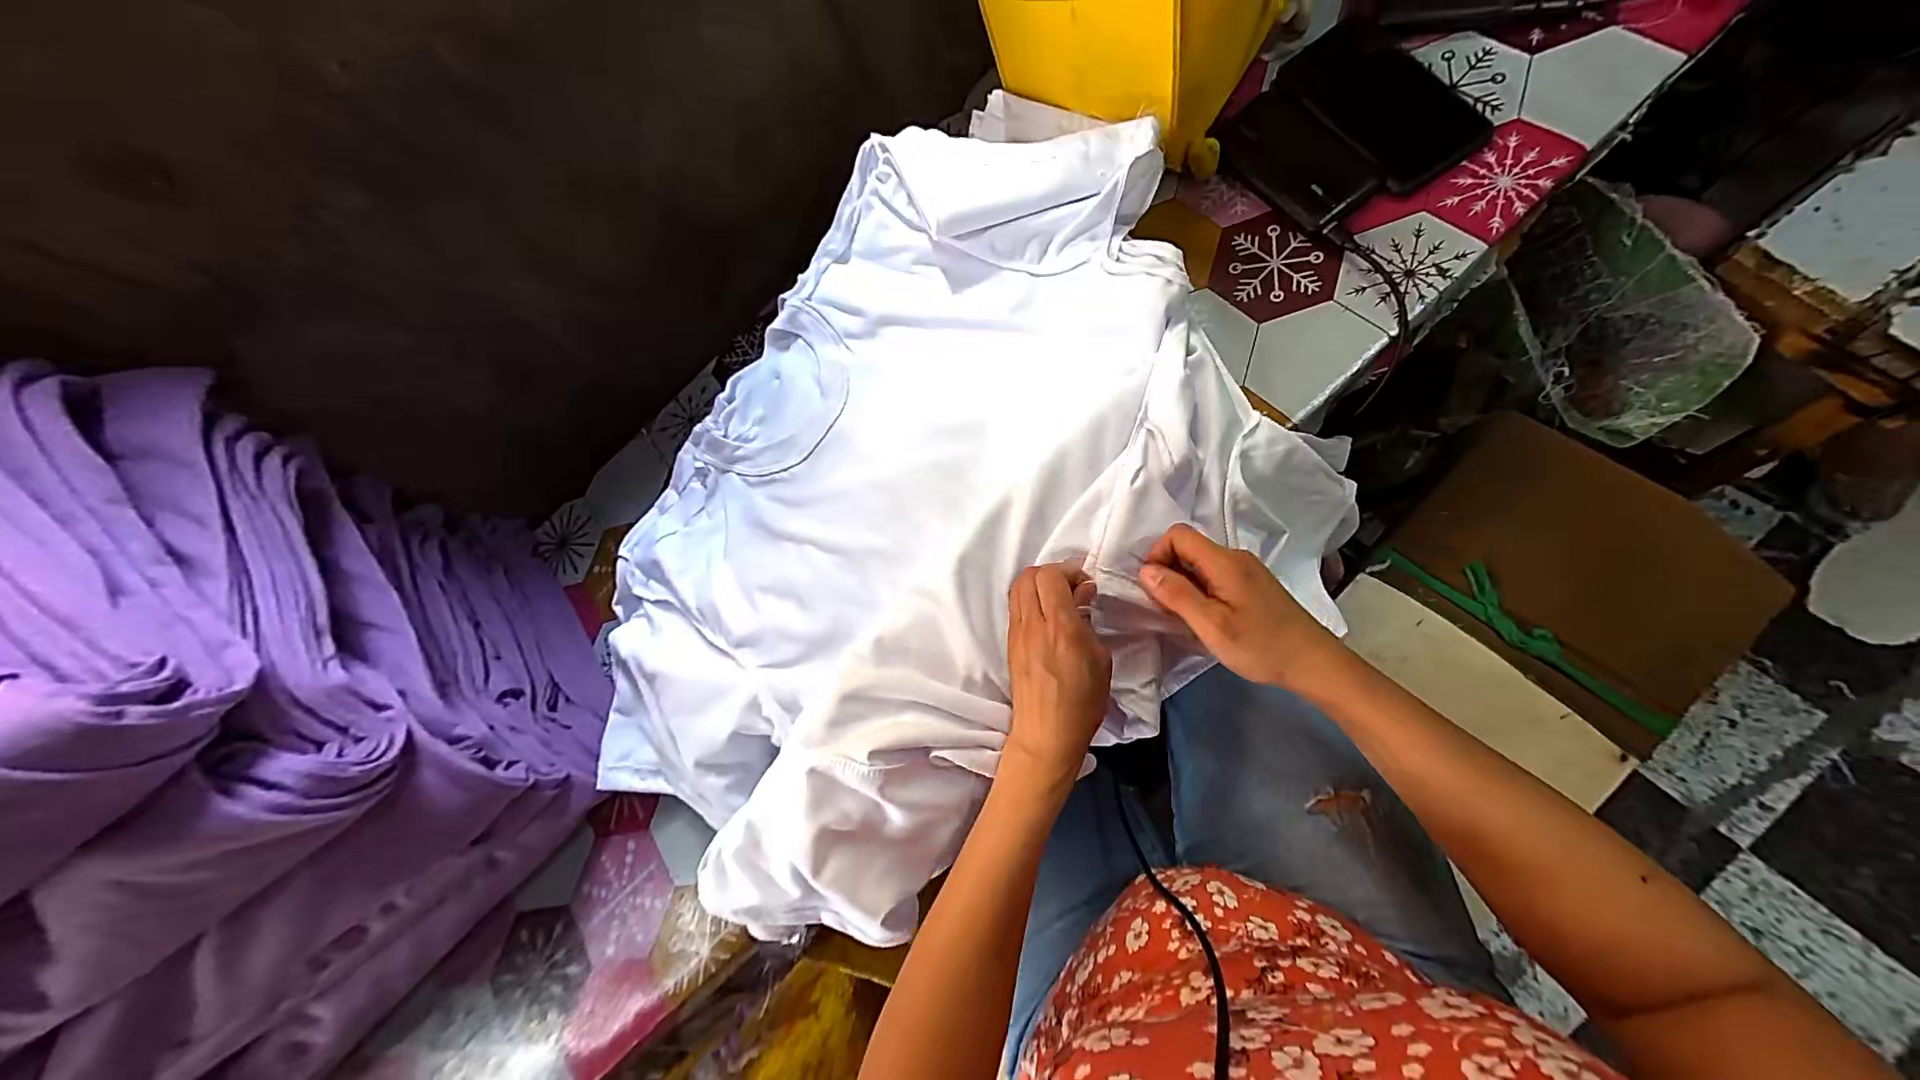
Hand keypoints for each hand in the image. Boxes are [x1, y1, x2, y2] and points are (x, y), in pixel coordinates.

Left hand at [1004, 563, 1112, 787]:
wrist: (1046, 733)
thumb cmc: (1082, 701)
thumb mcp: (1101, 660)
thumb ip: (1089, 622)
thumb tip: (1081, 597)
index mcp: (1060, 627)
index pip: (1050, 576)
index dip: (1069, 570)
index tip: (1086, 583)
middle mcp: (1032, 624)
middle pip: (1029, 575)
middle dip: (1052, 573)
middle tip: (1073, 587)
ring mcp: (1017, 633)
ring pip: (1017, 588)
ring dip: (1038, 584)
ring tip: (1059, 599)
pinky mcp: (1010, 643)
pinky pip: (1015, 607)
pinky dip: (1030, 600)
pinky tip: (1048, 617)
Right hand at [1138, 524, 1341, 689]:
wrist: (1314, 663)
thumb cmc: (1261, 646)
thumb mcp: (1211, 625)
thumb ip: (1177, 595)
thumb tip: (1145, 571)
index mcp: (1224, 561)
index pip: (1177, 535)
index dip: (1157, 556)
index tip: (1153, 589)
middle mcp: (1235, 557)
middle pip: (1188, 548)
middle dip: (1167, 572)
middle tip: (1166, 609)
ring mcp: (1246, 570)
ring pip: (1199, 564)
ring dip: (1183, 584)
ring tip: (1186, 618)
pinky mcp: (1252, 585)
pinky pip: (1214, 576)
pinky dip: (1199, 591)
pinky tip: (1206, 619)